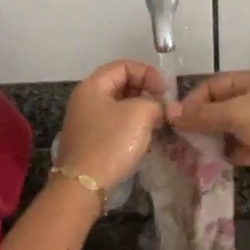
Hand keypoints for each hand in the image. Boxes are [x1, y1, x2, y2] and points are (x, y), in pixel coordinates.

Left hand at [55, 60, 166, 187]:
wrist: (83, 184)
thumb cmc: (110, 143)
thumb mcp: (139, 114)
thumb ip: (154, 103)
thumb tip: (158, 108)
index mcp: (92, 86)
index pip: (123, 65)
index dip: (148, 73)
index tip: (165, 91)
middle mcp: (85, 100)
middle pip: (120, 84)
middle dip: (145, 92)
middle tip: (164, 106)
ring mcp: (86, 121)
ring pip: (119, 106)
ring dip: (141, 111)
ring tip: (158, 123)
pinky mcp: (90, 141)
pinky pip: (115, 125)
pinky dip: (132, 127)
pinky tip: (145, 139)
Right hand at [169, 69, 249, 183]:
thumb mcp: (236, 115)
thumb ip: (202, 115)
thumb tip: (169, 112)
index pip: (212, 87)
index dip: (193, 105)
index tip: (180, 127)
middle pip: (225, 113)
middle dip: (216, 133)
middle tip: (205, 150)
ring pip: (240, 135)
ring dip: (238, 149)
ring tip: (246, 158)